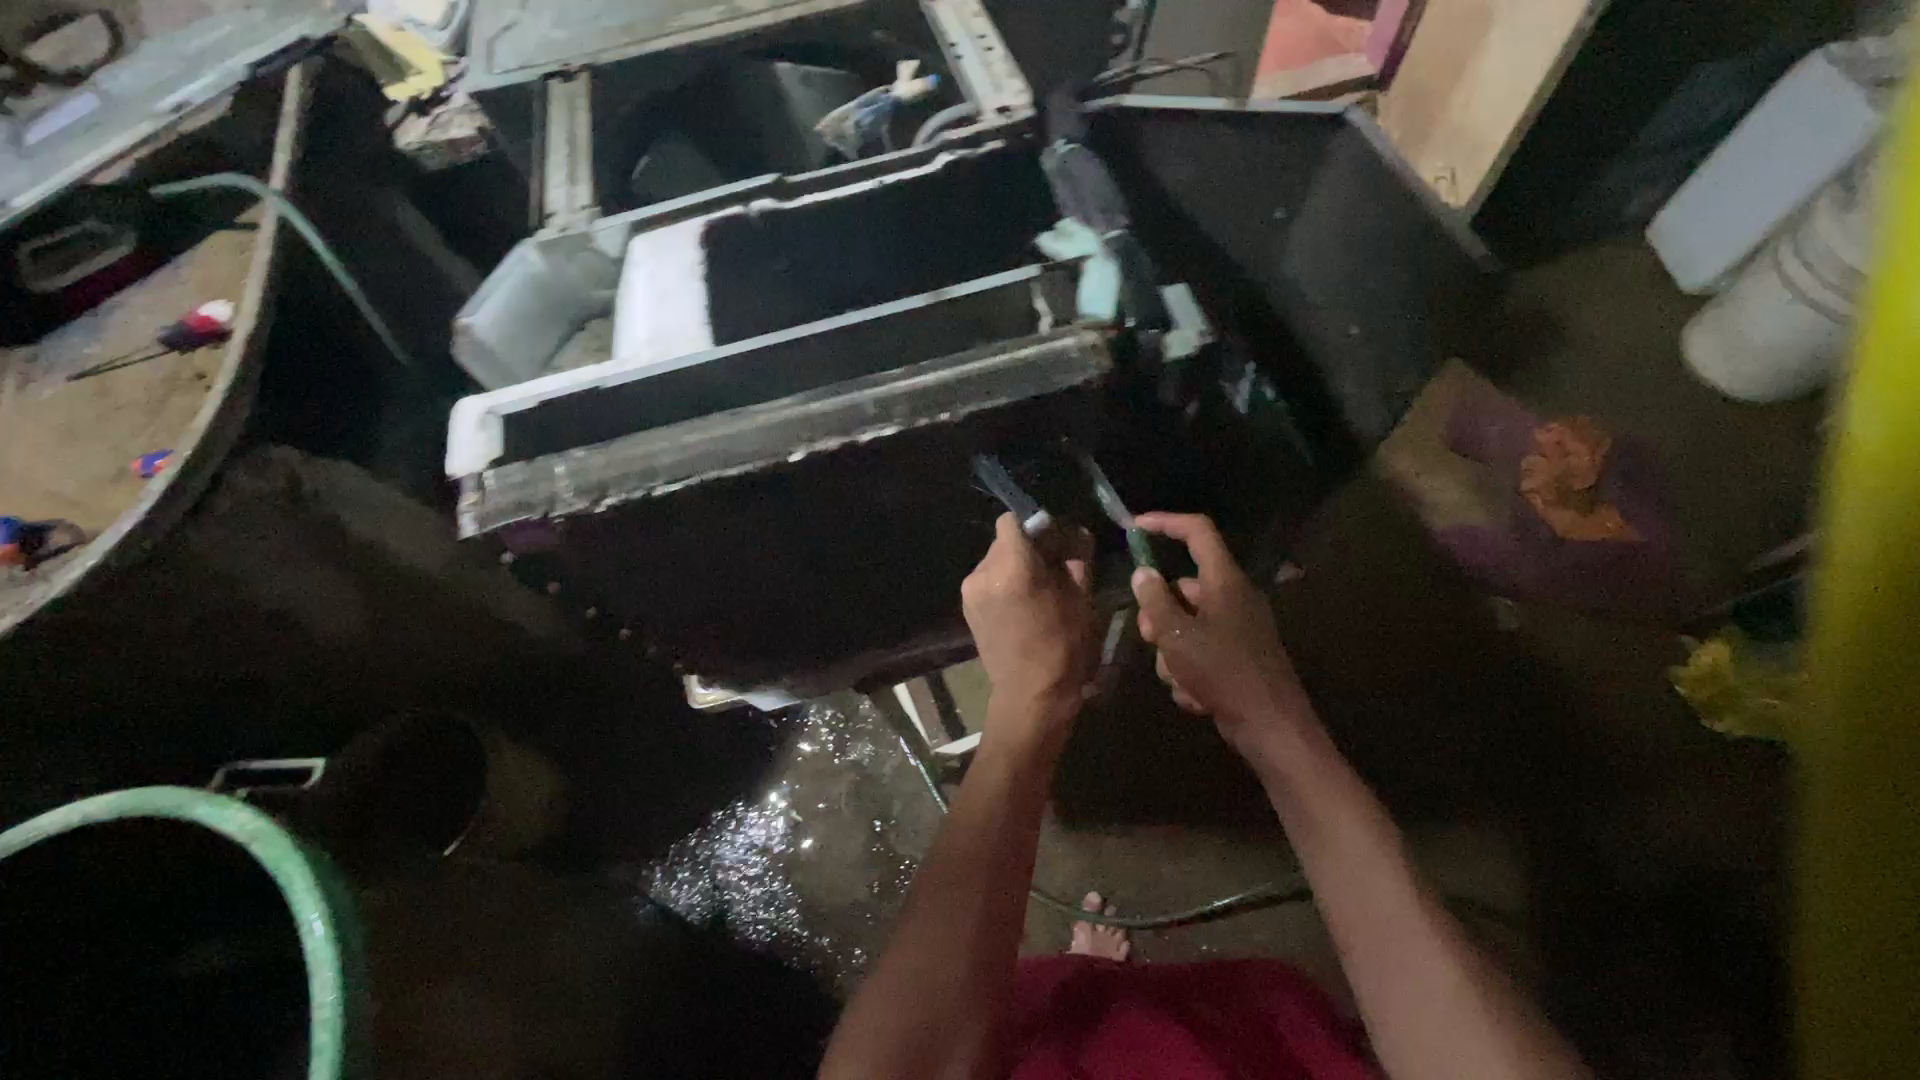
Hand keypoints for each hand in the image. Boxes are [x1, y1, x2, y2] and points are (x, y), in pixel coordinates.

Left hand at [962, 514, 1096, 746]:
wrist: (1030, 696)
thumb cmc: (1064, 648)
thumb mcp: (1081, 598)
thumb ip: (1076, 557)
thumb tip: (1075, 531)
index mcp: (1012, 568)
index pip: (1013, 520)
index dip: (1035, 526)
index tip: (1054, 541)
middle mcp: (983, 573)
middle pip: (1004, 539)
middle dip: (1028, 546)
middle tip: (1053, 566)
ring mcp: (970, 591)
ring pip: (995, 558)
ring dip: (1015, 564)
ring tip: (1039, 589)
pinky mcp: (966, 607)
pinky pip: (987, 579)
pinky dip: (1004, 581)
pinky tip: (1023, 604)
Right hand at [1129, 513, 1315, 759]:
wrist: (1270, 726)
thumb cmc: (1223, 672)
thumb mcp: (1178, 636)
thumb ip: (1155, 602)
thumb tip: (1142, 573)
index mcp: (1225, 582)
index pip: (1198, 533)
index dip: (1166, 523)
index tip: (1134, 528)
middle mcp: (1233, 598)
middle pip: (1182, 589)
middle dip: (1158, 615)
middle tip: (1147, 638)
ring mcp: (1237, 629)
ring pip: (1185, 626)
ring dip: (1172, 653)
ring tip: (1179, 678)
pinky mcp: (1236, 657)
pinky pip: (1199, 652)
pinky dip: (1189, 672)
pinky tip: (1195, 696)